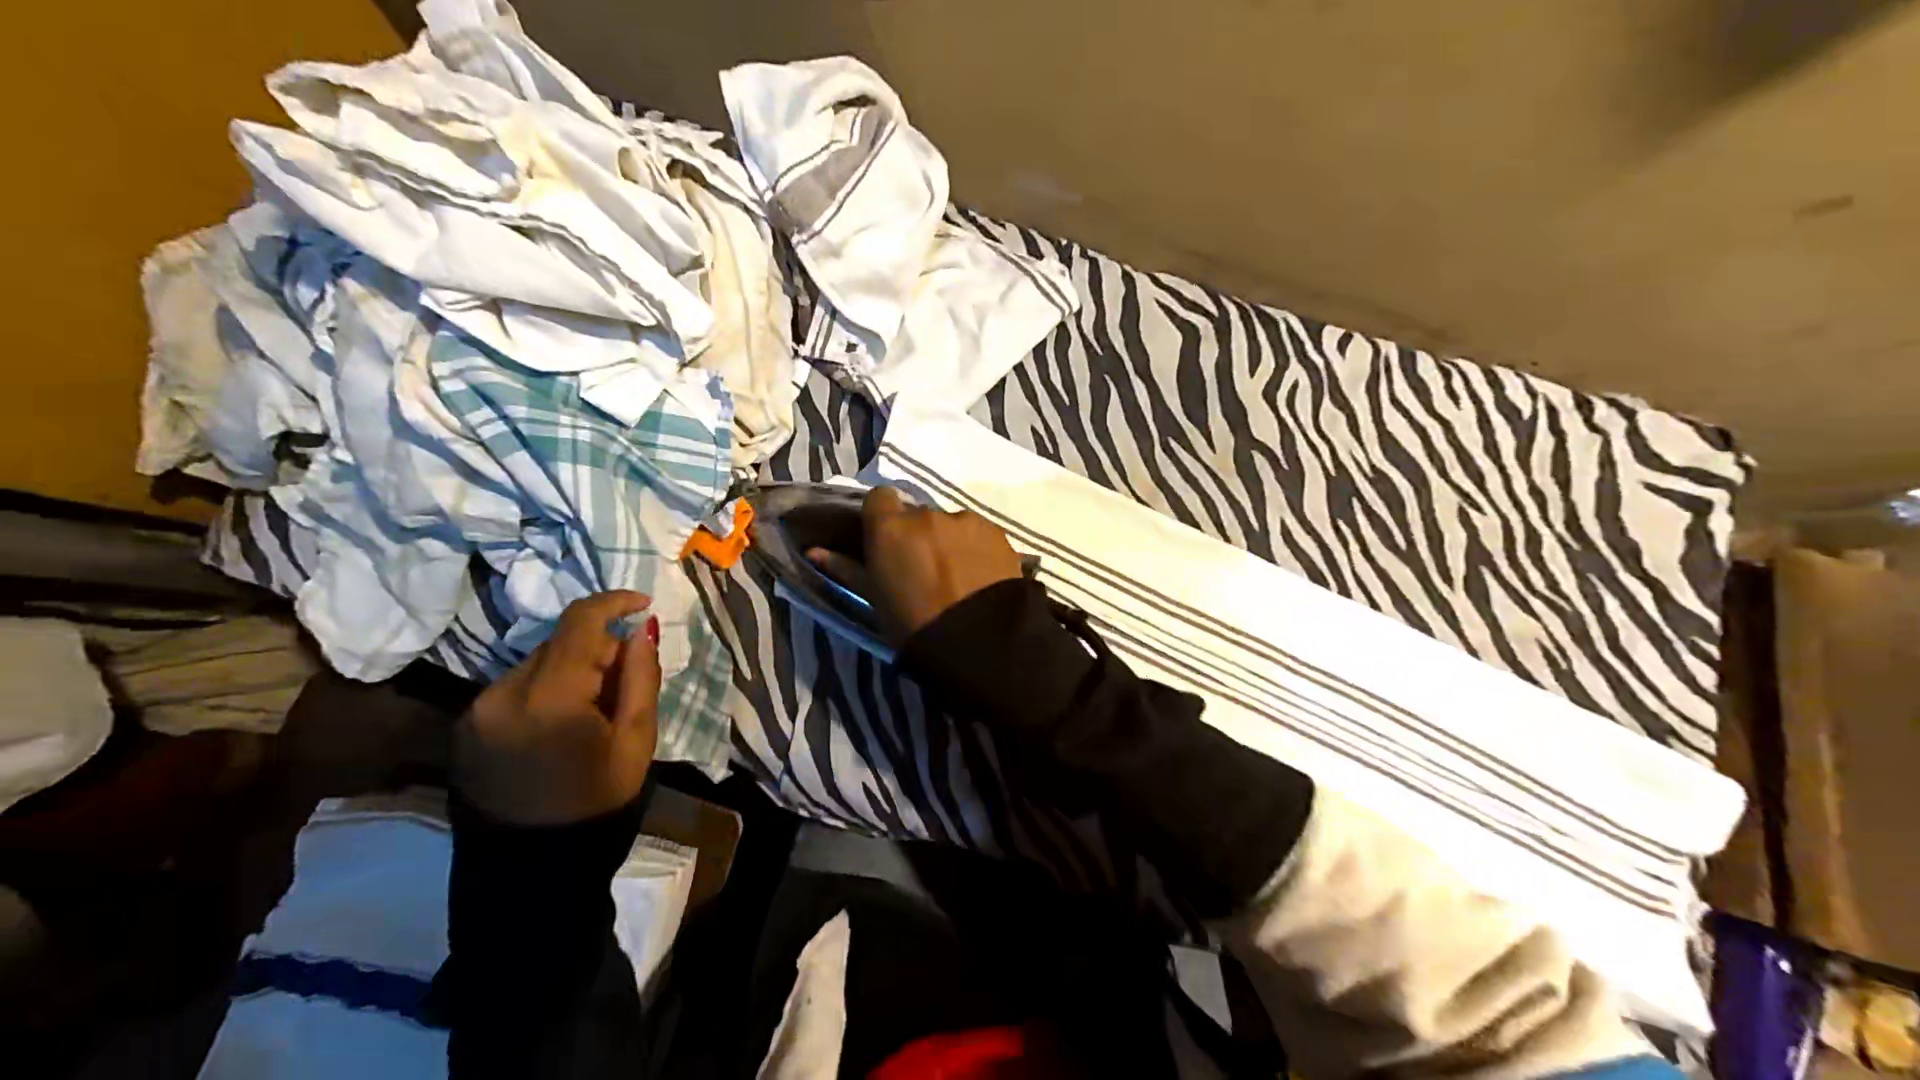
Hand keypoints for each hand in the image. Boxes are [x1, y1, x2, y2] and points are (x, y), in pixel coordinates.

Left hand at [453, 591, 660, 825]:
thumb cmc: (597, 802)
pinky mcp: (466, 727)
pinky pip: (516, 687)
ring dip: (572, 671)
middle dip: (598, 651)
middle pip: (559, 643)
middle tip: (625, 684)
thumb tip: (640, 629)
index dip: (614, 602)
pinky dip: (546, 690)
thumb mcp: (636, 740)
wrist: (531, 869)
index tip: (643, 603)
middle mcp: (502, 693)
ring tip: (593, 713)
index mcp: (549, 696)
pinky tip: (561, 726)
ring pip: (538, 664)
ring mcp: (477, 710)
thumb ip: (640, 677)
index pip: (579, 622)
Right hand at [808, 485, 1023, 640]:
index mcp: (890, 528)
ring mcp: (964, 520)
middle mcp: (926, 514)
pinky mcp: (996, 531)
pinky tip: (980, 576)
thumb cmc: (915, 626)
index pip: (879, 498)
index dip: (882, 517)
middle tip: (923, 568)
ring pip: (950, 523)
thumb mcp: (875, 600)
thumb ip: (845, 568)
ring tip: (957, 576)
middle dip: (918, 534)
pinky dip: (975, 548)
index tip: (886, 542)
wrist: (980, 643)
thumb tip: (814, 551)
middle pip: (917, 514)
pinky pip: (978, 532)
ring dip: (949, 540)